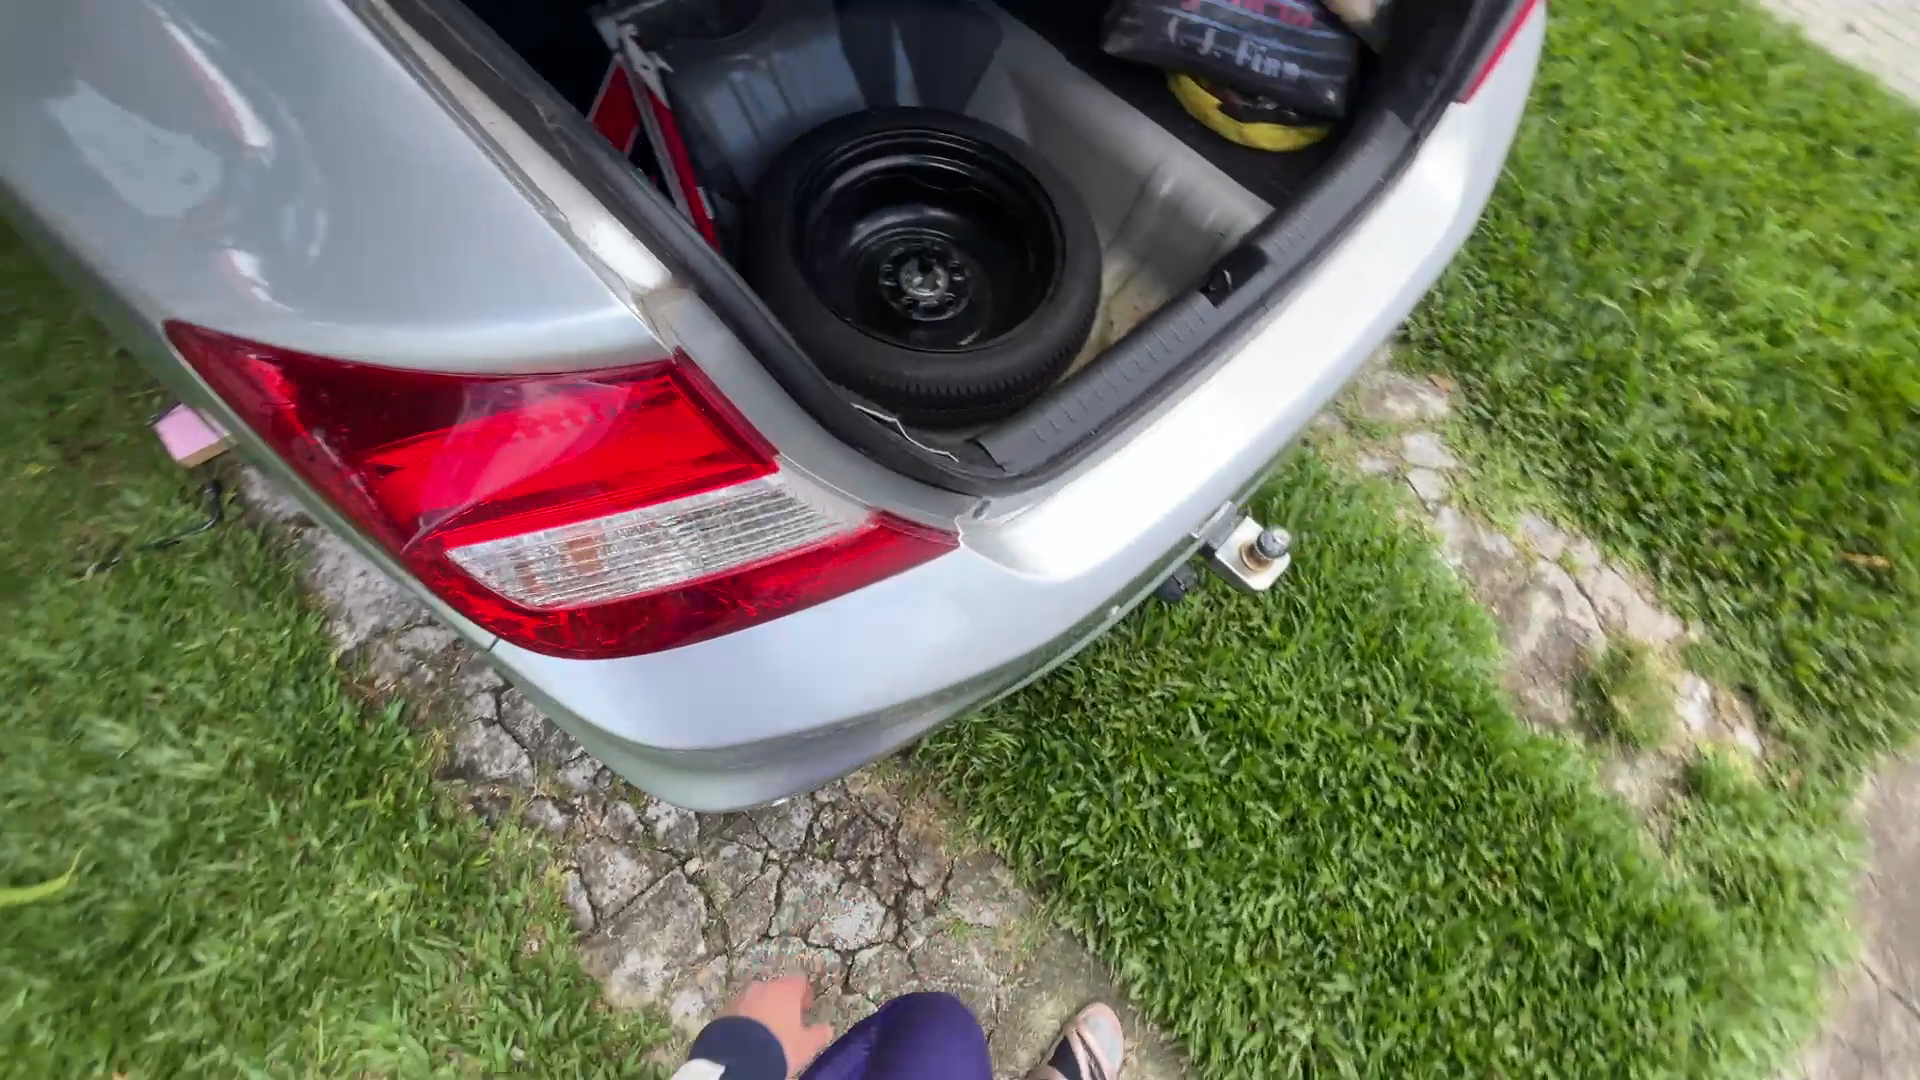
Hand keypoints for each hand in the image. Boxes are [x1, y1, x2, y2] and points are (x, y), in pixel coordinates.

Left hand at [721, 975, 835, 1077]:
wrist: (736, 1062)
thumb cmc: (778, 1048)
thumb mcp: (804, 1047)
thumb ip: (817, 1035)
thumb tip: (828, 1029)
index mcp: (785, 990)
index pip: (799, 981)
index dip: (803, 994)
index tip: (805, 1010)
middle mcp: (763, 987)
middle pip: (775, 989)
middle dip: (779, 1003)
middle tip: (783, 1024)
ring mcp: (740, 998)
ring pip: (754, 1000)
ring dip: (759, 1012)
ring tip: (761, 1035)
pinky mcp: (721, 1013)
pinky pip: (737, 1013)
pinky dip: (742, 1022)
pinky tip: (744, 1040)